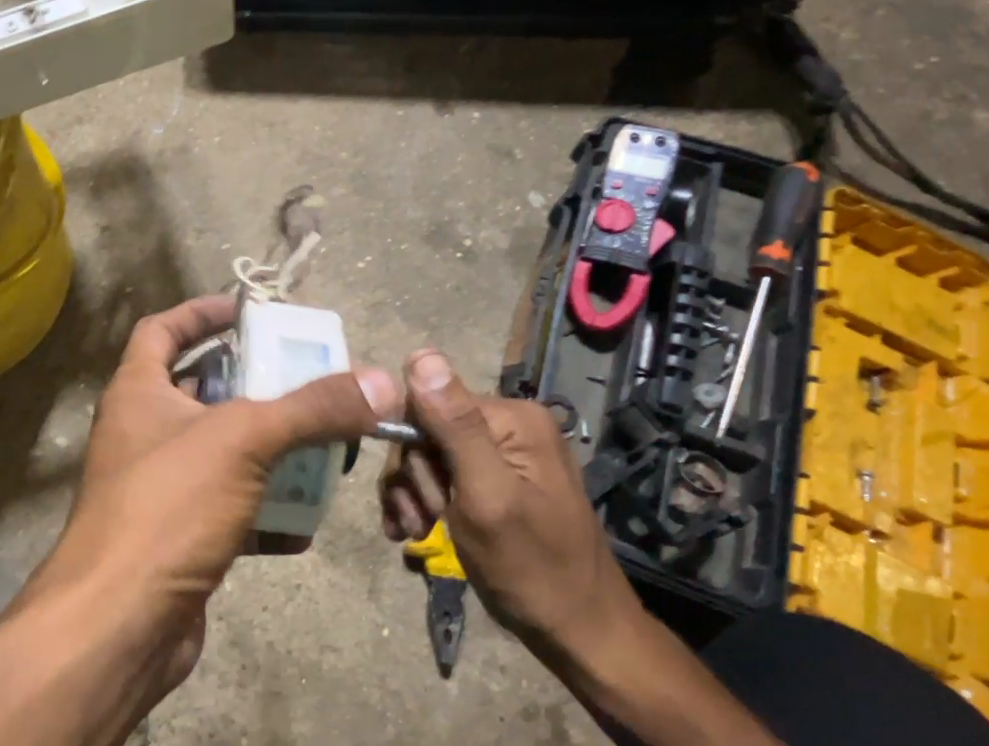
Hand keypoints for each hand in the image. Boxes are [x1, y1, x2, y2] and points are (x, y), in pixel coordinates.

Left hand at [25, 294, 403, 689]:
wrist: (119, 624)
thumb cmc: (168, 507)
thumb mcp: (244, 440)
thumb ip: (312, 409)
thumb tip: (382, 381)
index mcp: (138, 392)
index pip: (161, 330)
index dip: (201, 313)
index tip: (248, 310)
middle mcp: (142, 433)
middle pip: (200, 392)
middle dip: (253, 386)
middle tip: (305, 381)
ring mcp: (157, 489)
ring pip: (221, 455)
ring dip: (268, 451)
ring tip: (320, 446)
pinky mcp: (177, 539)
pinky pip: (228, 512)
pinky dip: (265, 513)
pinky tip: (304, 524)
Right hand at [379, 349, 639, 653]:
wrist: (579, 633)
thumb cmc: (532, 568)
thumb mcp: (486, 496)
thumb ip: (454, 426)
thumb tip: (421, 354)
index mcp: (513, 418)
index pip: (428, 403)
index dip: (409, 451)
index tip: (415, 501)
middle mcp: (511, 424)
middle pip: (427, 431)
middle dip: (413, 479)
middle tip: (415, 524)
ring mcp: (507, 454)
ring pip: (429, 456)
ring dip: (414, 495)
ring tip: (414, 532)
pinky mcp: (500, 480)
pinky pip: (446, 476)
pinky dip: (426, 502)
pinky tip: (416, 531)